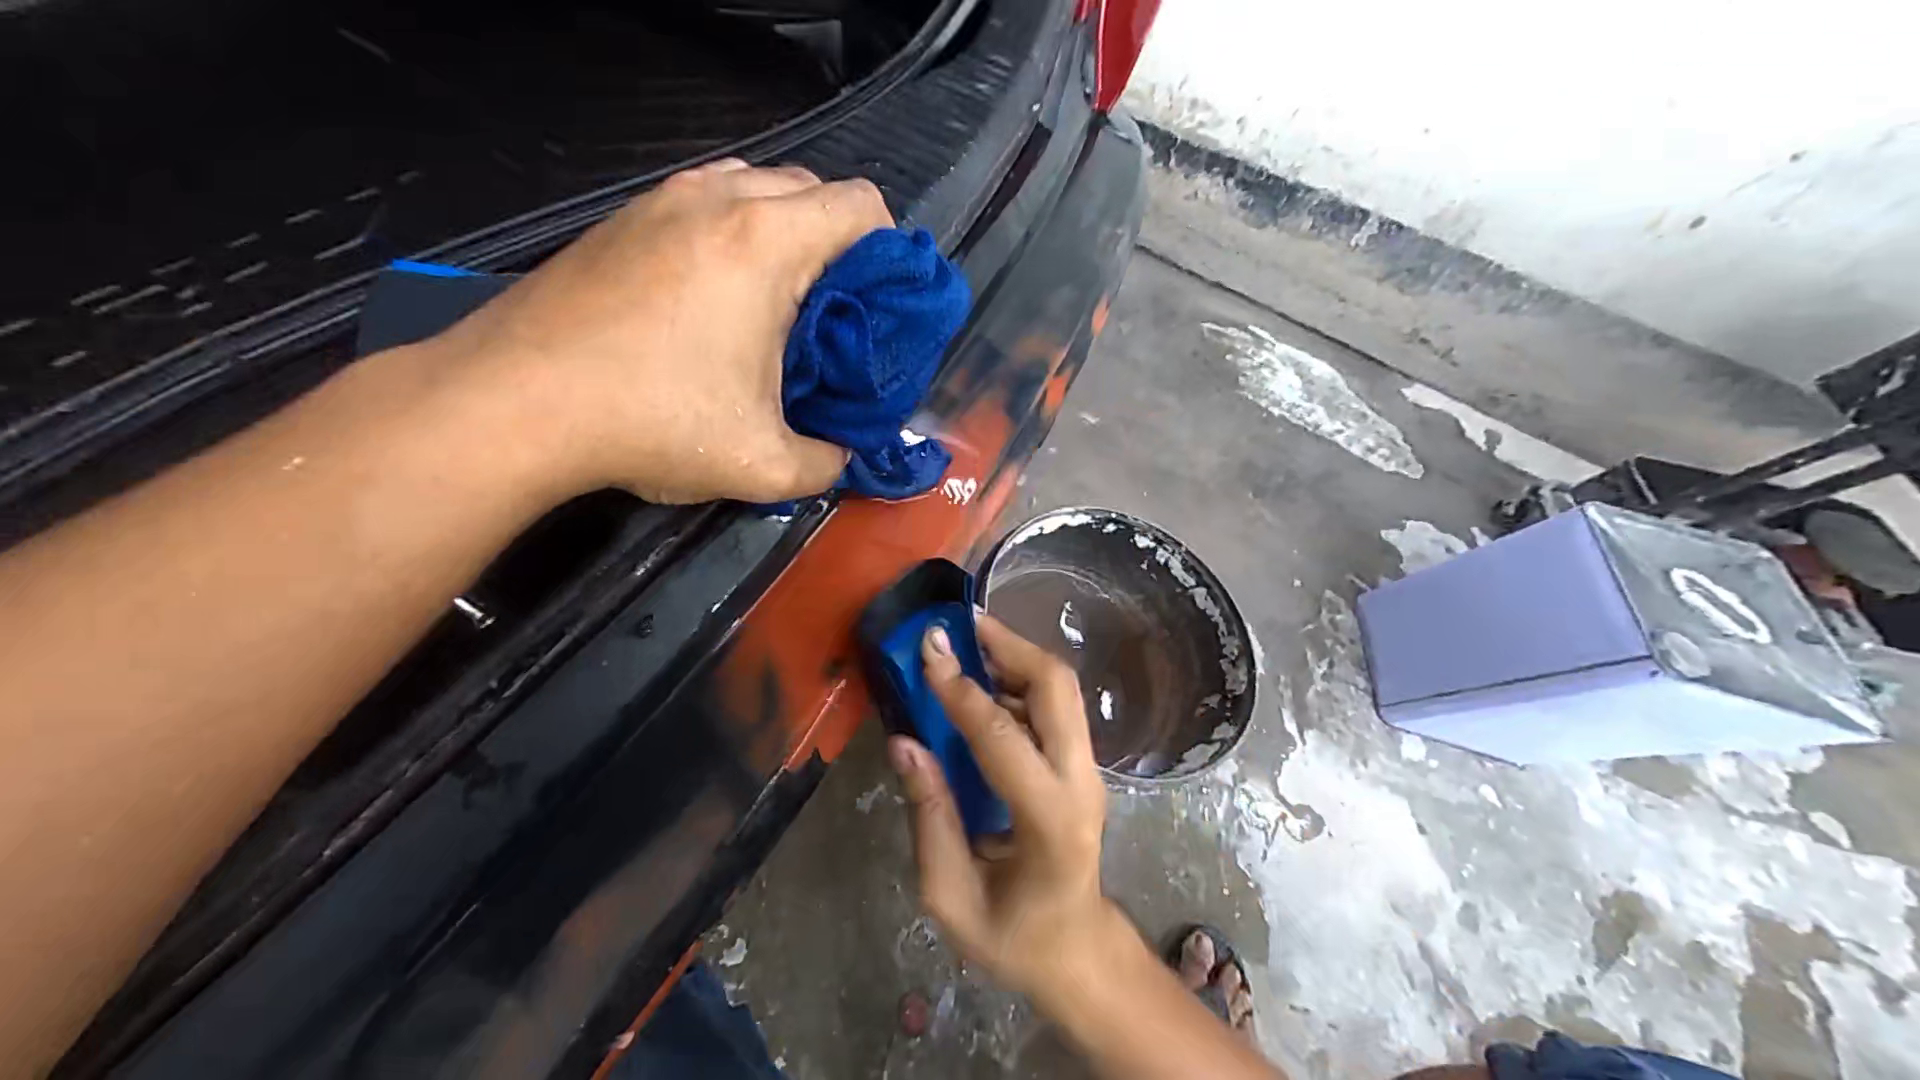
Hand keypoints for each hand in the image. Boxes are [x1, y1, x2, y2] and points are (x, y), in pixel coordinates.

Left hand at [431, 159, 892, 503]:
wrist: (513, 402)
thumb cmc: (650, 421)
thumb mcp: (761, 465)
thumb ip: (826, 463)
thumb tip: (842, 458)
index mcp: (766, 242)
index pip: (862, 204)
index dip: (888, 252)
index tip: (876, 309)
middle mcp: (718, 199)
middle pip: (812, 189)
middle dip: (837, 245)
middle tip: (829, 315)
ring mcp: (662, 200)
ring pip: (755, 189)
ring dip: (783, 235)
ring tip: (773, 304)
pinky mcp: (622, 218)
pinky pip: (704, 204)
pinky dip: (731, 236)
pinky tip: (712, 301)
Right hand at [888, 615, 1128, 1005]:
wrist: (1078, 950)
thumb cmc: (1012, 937)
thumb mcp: (950, 894)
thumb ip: (929, 816)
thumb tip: (904, 742)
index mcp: (1049, 820)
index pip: (1003, 737)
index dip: (962, 689)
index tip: (929, 648)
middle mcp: (1080, 782)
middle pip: (1056, 687)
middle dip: (1008, 645)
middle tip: (958, 625)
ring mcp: (1088, 769)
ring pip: (1060, 688)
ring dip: (1014, 656)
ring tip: (963, 645)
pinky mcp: (1082, 763)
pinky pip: (1054, 705)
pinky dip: (1019, 679)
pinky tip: (981, 682)